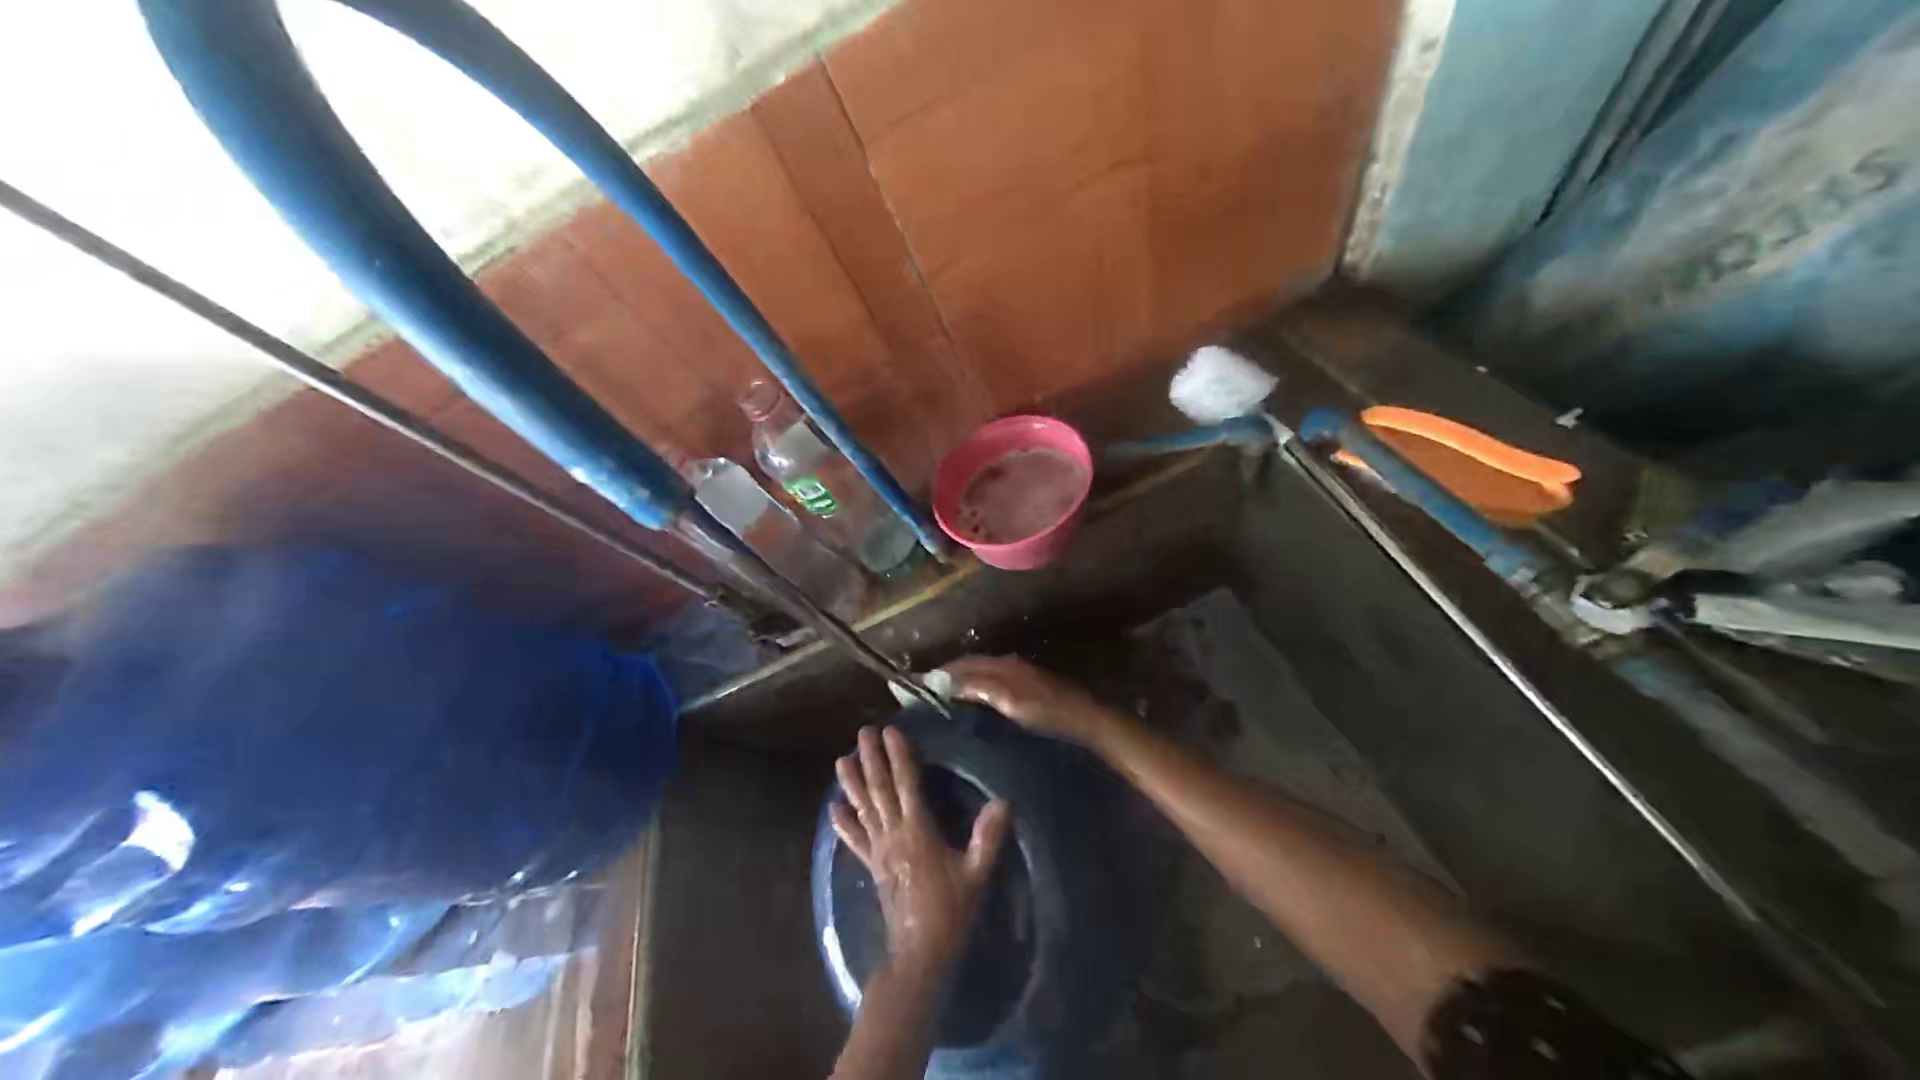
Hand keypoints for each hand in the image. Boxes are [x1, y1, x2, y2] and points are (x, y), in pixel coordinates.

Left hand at [832, 726, 1010, 973]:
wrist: (919, 953)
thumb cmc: (950, 911)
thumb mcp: (975, 875)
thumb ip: (987, 838)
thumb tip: (1003, 802)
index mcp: (918, 831)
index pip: (907, 784)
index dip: (899, 756)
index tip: (891, 731)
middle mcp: (894, 835)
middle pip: (880, 790)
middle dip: (871, 759)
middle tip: (863, 732)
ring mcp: (879, 851)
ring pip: (863, 809)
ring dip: (852, 783)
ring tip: (842, 759)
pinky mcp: (872, 867)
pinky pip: (854, 840)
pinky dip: (843, 823)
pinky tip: (833, 808)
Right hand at [940, 655, 1127, 747]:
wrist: (1086, 719)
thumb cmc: (1047, 711)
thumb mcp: (1009, 702)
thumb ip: (979, 688)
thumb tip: (947, 681)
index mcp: (1003, 665)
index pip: (964, 664)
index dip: (942, 672)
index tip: (919, 683)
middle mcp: (1009, 664)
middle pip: (972, 666)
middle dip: (950, 676)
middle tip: (928, 693)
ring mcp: (1021, 675)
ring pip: (983, 674)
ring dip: (964, 682)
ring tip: (945, 698)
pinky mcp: (1028, 688)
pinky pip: (994, 682)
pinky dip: (978, 689)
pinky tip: (975, 703)